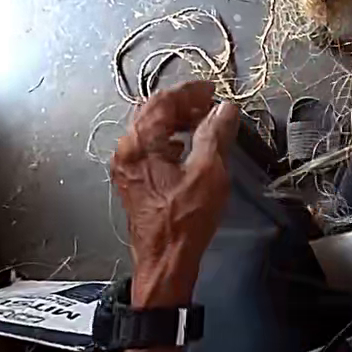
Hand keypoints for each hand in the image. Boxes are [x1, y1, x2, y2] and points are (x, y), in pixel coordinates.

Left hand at [109, 81, 239, 306]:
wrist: (165, 262)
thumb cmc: (186, 219)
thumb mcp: (208, 172)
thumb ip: (215, 134)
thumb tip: (226, 108)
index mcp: (139, 144)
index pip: (162, 101)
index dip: (189, 91)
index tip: (212, 90)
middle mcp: (126, 150)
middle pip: (151, 112)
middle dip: (181, 104)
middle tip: (209, 104)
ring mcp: (126, 166)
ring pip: (149, 129)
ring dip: (175, 121)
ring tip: (203, 123)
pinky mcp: (132, 181)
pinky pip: (148, 147)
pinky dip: (168, 138)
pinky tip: (186, 147)